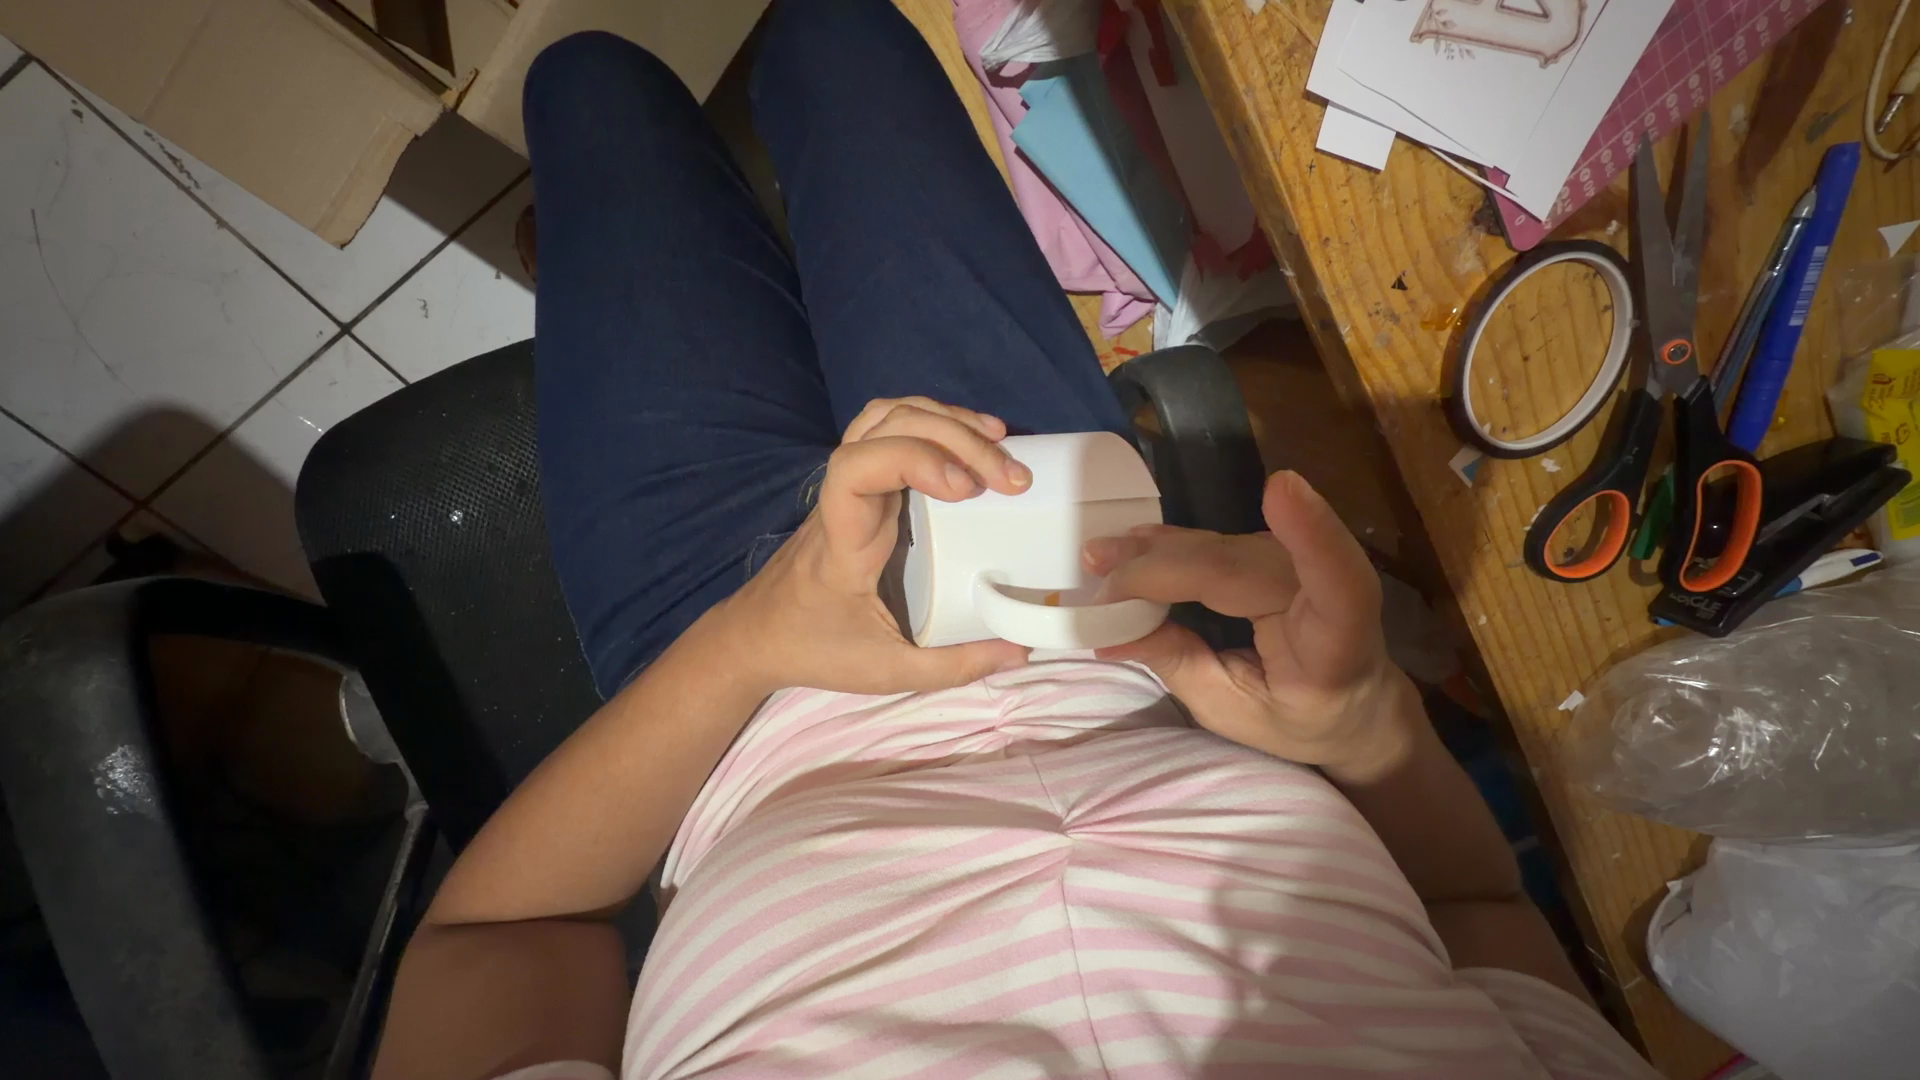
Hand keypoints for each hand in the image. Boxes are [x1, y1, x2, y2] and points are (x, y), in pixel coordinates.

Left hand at [711, 397, 1032, 695]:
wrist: (757, 634)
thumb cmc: (816, 649)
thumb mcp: (887, 672)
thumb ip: (955, 666)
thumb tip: (1022, 652)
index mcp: (844, 540)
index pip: (856, 468)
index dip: (914, 459)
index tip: (966, 490)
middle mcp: (842, 498)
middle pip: (885, 427)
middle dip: (955, 437)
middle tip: (1012, 476)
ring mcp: (846, 485)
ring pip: (884, 416)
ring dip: (944, 419)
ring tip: (998, 442)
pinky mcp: (857, 486)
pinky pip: (887, 430)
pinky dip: (931, 422)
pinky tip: (969, 441)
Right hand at [1085, 471, 1413, 777]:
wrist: (1351, 701)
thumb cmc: (1300, 716)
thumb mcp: (1235, 710)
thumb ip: (1180, 665)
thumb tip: (1108, 636)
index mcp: (1334, 641)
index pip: (1338, 582)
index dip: (1312, 532)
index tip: (1280, 487)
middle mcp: (1322, 588)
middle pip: (1236, 563)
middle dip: (1162, 563)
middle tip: (1093, 567)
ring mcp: (1296, 561)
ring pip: (1219, 545)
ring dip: (1156, 548)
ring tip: (1100, 556)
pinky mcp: (1270, 550)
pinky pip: (1214, 541)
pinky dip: (1168, 544)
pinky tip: (1131, 542)